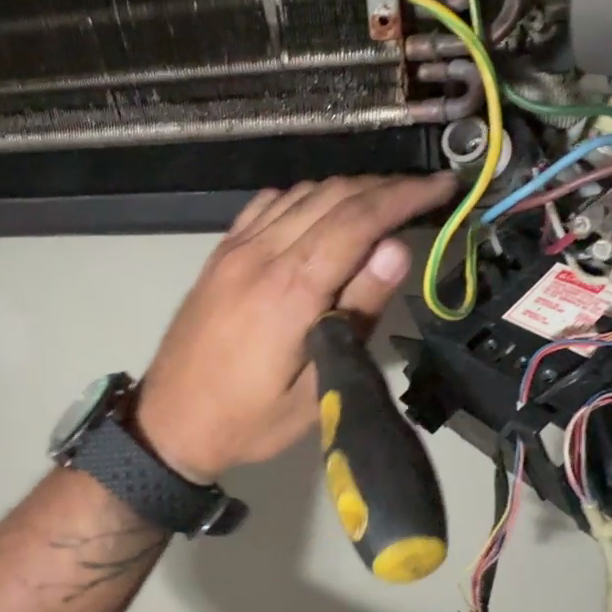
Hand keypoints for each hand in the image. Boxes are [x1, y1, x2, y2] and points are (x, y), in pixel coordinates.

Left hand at [134, 173, 458, 482]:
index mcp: (291, 290)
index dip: (405, 196)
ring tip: (385, 201)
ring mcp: (236, 249)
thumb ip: (357, 313)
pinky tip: (322, 211)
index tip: (443, 186)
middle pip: (334, 197)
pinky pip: (267, 205)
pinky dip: (305, 197)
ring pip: (301, 194)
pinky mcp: (220, 253)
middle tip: (425, 192)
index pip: (358, 220)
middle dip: (386, 186)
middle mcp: (262, 255)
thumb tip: (396, 250)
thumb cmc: (250, 420)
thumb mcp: (318, 388)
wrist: (168, 424)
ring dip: (349, 189)